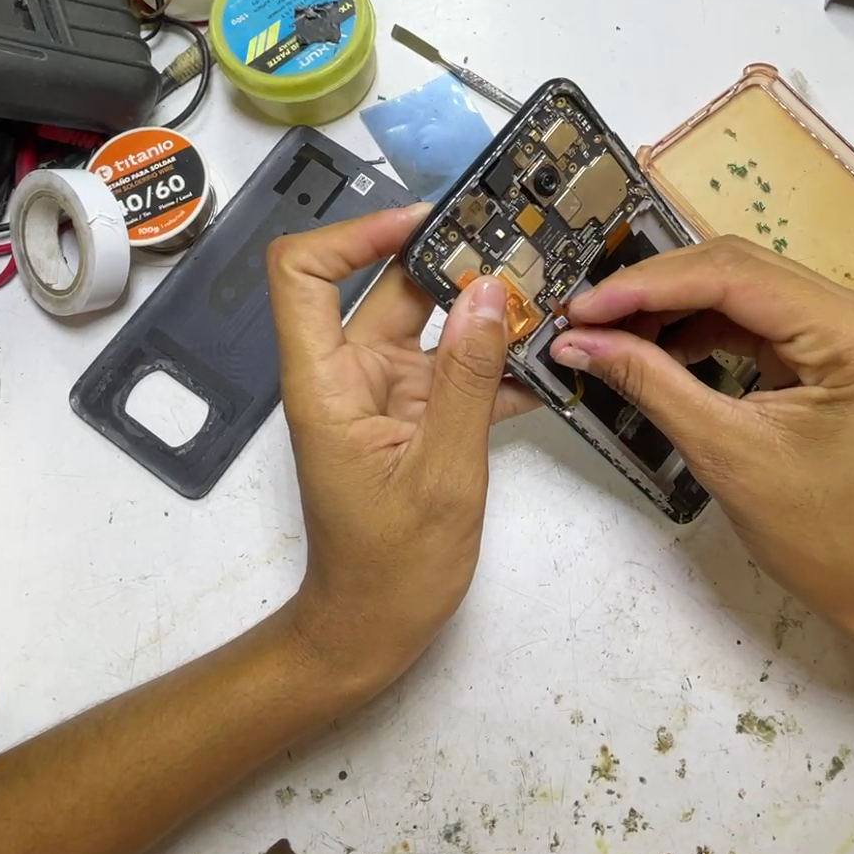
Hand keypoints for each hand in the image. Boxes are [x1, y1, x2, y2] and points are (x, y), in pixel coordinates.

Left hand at [267, 206, 534, 693]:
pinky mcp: (414, 414)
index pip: (305, 274)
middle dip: (452, 265)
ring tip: (548, 299)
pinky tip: (544, 365)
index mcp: (327, 380)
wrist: (371, 629)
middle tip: (523, 247)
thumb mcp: (443, 471)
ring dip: (484, 314)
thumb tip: (491, 291)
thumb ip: (468, 379)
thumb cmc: (391, 566)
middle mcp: (350, 373)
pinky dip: (493, 364)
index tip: (428, 223)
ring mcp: (384, 392)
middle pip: (388, 289)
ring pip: (431, 325)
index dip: (355, 233)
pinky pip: (453, 370)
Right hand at [547, 236, 853, 648]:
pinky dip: (692, 325)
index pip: (737, 277)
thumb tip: (573, 341)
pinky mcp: (821, 343)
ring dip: (668, 304)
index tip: (583, 307)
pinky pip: (745, 315)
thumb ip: (648, 382)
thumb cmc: (812, 529)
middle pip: (737, 269)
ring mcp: (841, 324)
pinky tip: (651, 343)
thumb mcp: (723, 451)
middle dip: (654, 289)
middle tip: (586, 316)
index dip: (650, 285)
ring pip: (736, 285)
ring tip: (610, 330)